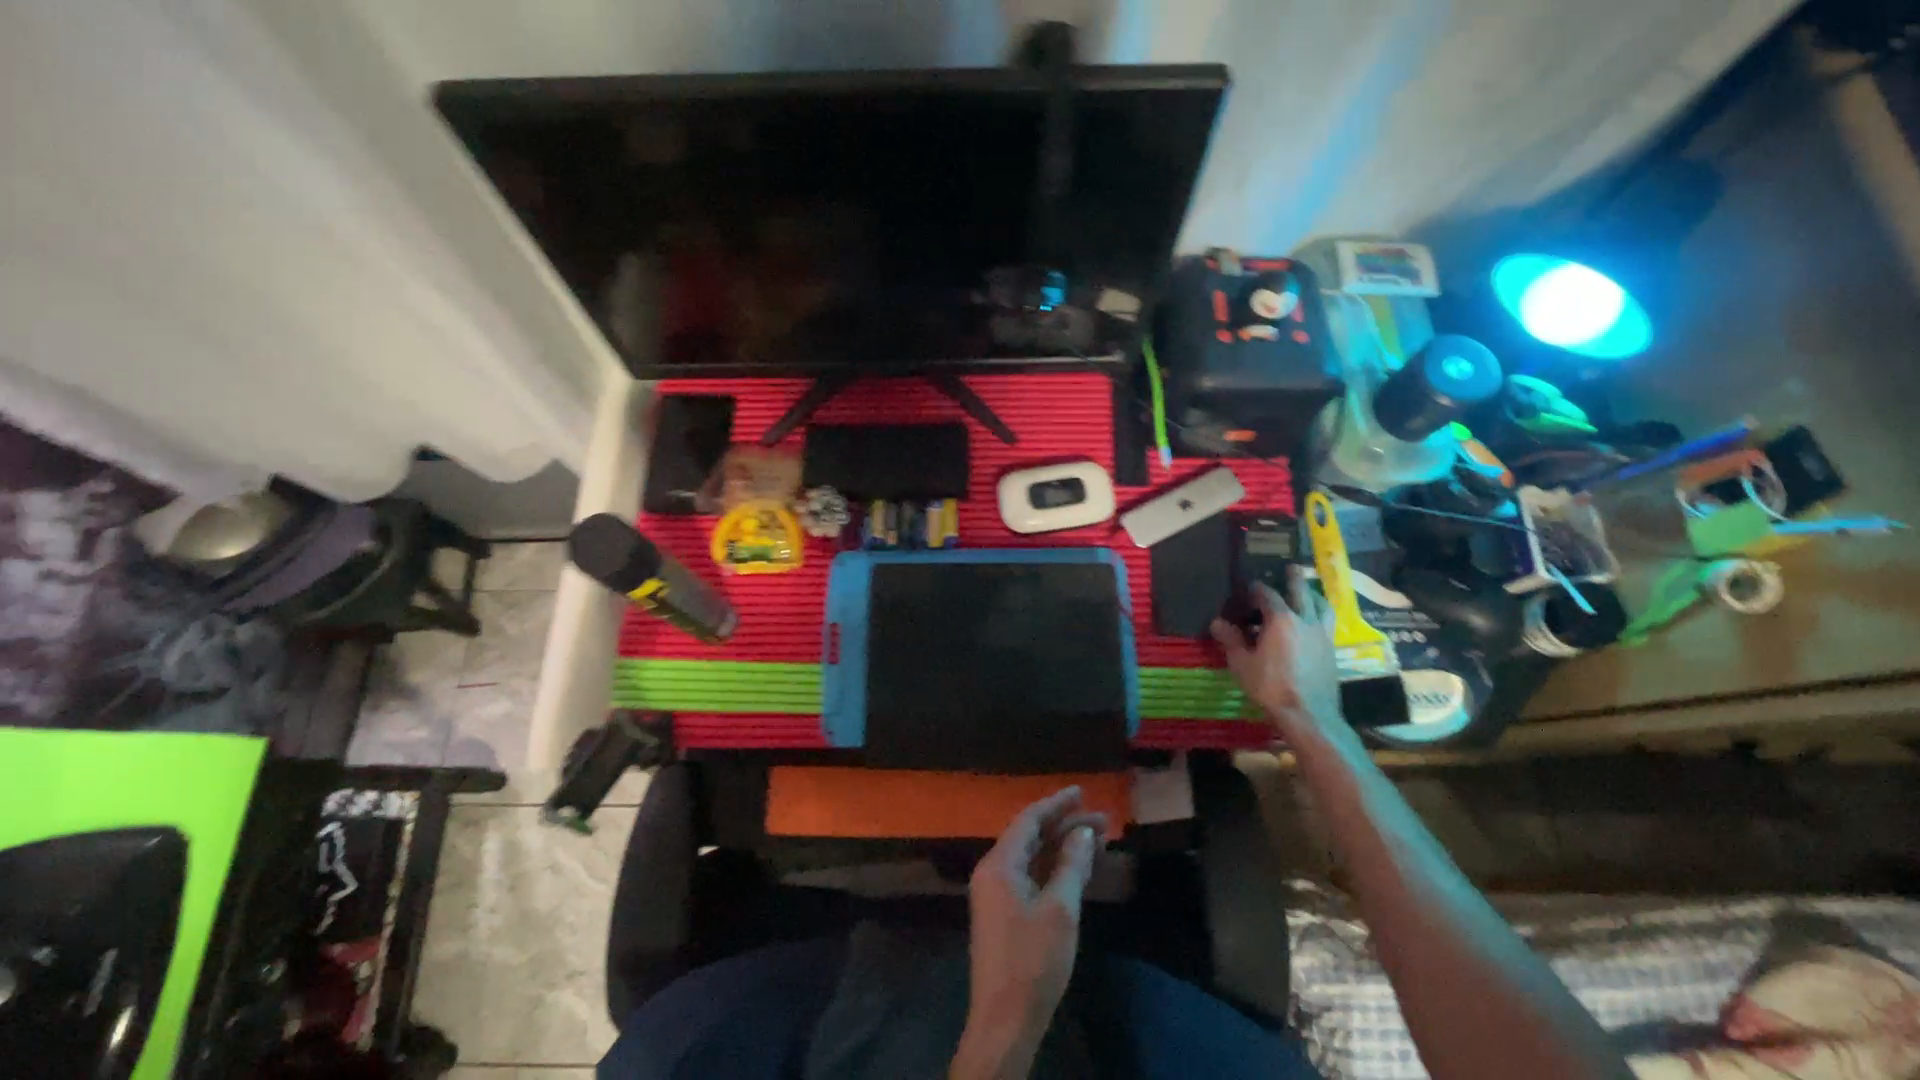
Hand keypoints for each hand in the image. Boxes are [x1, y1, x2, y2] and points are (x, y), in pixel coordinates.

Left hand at [952, 788, 1105, 1078]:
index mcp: (998, 865)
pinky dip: (1052, 868)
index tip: (1082, 791)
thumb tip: (1083, 833)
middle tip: (1103, 820)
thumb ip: (1071, 865)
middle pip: (1029, 837)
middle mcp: (992, 872)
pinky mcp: (1003, 914)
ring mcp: (995, 894)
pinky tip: (1077, 869)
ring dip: (1060, 847)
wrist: (1005, 1017)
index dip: (1056, 804)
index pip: (1028, 821)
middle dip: (1064, 825)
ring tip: (1096, 840)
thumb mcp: (1060, 909)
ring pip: (1030, 858)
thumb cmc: (1034, 960)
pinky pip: (1029, 877)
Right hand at [1210, 582, 1343, 740]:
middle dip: (1293, 579)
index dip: (1256, 588)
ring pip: (1321, 605)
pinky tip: (1316, 622)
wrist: (1309, 714)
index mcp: (1280, 619)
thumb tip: (1217, 622)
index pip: (1266, 594)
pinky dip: (1321, 614)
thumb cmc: (1270, 687)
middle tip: (1291, 568)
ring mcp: (1322, 633)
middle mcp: (1304, 619)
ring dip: (1313, 595)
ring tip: (1309, 593)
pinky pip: (1328, 622)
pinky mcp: (1332, 648)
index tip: (1249, 588)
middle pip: (1300, 591)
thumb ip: (1231, 640)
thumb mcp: (1242, 664)